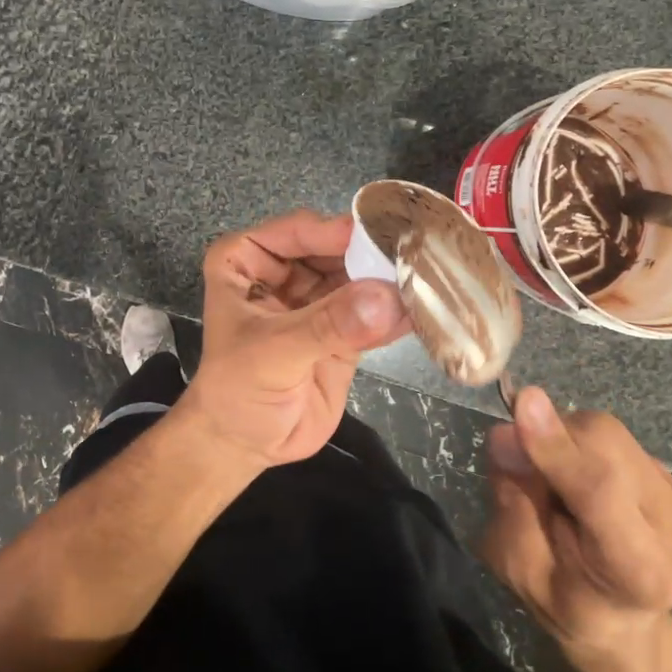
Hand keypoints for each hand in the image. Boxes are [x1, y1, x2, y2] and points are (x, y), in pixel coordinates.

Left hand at [179, 210, 412, 468]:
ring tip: (434, 282)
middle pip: (336, 247)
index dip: (338, 233)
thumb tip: (386, 298)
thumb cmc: (238, 388)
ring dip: (393, 280)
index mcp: (246, 257)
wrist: (245, 442)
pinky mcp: (345, 328)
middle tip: (420, 258)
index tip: (382, 240)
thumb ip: (328, 325)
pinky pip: (377, 310)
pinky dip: (401, 311)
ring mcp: (317, 297)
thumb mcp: (274, 352)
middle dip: (374, 254)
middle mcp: (284, 268)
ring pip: (360, 275)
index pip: (298, 230)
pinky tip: (431, 310)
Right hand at [481, 387, 671, 671]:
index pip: (598, 491)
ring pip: (609, 434)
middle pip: (606, 446)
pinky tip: (581, 483)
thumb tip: (507, 433)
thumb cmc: (560, 597)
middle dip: (553, 438)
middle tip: (524, 469)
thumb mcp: (515, 563)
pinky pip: (617, 441)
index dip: (558, 445)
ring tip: (555, 484)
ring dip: (566, 442)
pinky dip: (584, 449)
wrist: (618, 620)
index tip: (522, 401)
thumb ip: (512, 500)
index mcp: (638, 572)